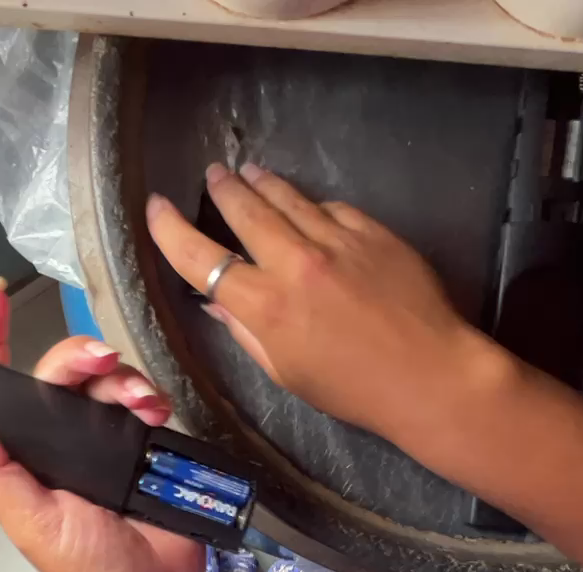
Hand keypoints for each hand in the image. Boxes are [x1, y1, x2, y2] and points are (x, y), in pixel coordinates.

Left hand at [0, 279, 205, 571]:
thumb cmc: (85, 567)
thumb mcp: (30, 521)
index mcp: (23, 456)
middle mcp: (59, 441)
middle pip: (59, 374)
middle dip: (79, 356)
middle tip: (103, 361)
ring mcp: (103, 442)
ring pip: (104, 382)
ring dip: (122, 378)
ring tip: (143, 401)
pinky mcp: (143, 447)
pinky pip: (141, 403)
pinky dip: (149, 397)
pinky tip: (157, 410)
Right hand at [145, 163, 522, 448]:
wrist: (426, 374)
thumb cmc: (349, 388)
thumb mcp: (285, 372)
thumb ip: (245, 332)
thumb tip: (216, 302)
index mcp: (266, 307)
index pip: (202, 260)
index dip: (170, 231)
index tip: (155, 209)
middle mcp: (295, 264)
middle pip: (246, 212)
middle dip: (223, 190)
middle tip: (213, 174)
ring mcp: (337, 241)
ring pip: (288, 199)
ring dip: (263, 184)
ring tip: (248, 172)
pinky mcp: (372, 231)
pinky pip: (330, 208)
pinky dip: (310, 206)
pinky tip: (306, 206)